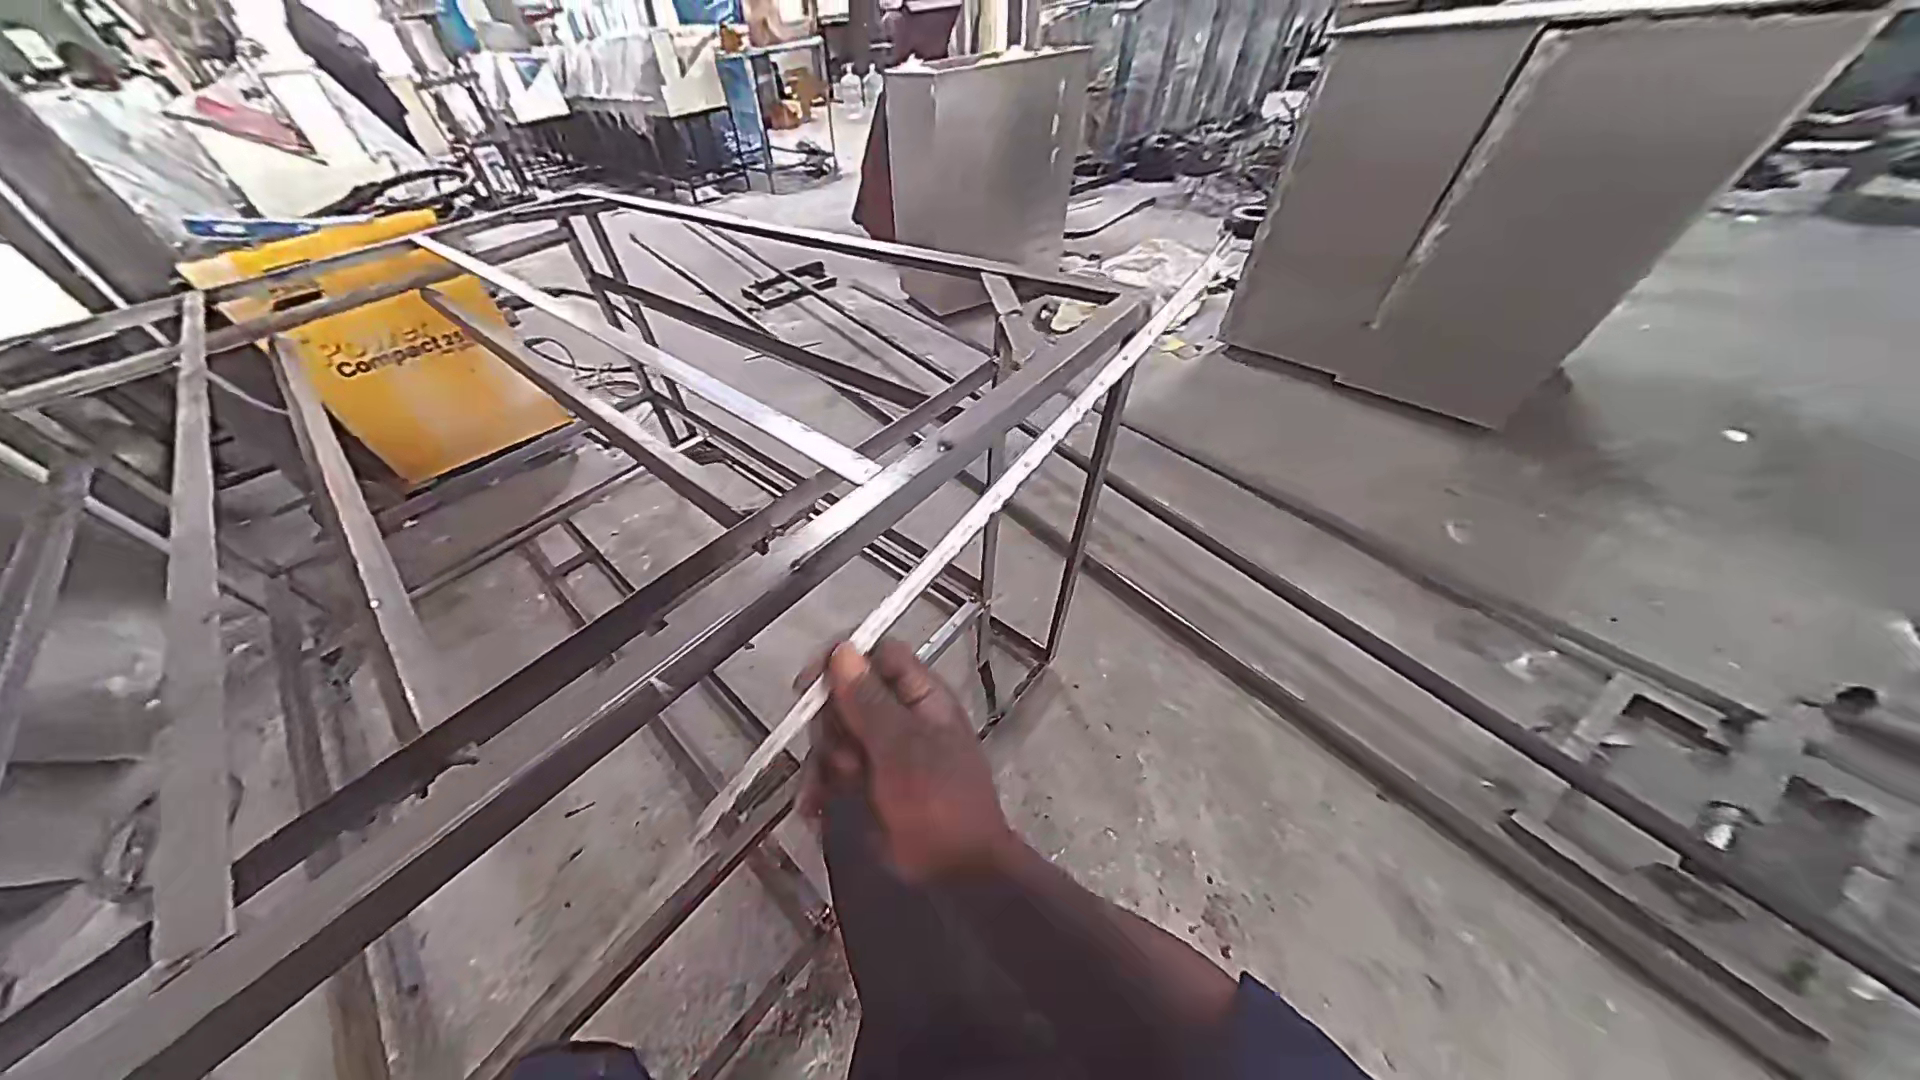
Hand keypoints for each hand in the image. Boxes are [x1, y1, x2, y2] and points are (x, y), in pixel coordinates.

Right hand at [798, 639, 1018, 881]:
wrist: (953, 870)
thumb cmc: (939, 800)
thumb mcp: (903, 747)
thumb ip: (870, 700)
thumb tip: (843, 650)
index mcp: (918, 695)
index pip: (875, 653)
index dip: (841, 661)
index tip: (809, 684)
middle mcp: (896, 714)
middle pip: (844, 695)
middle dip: (832, 726)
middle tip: (846, 757)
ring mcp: (878, 748)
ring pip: (831, 734)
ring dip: (825, 761)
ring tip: (841, 787)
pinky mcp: (862, 780)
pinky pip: (828, 769)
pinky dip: (818, 786)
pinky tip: (815, 806)